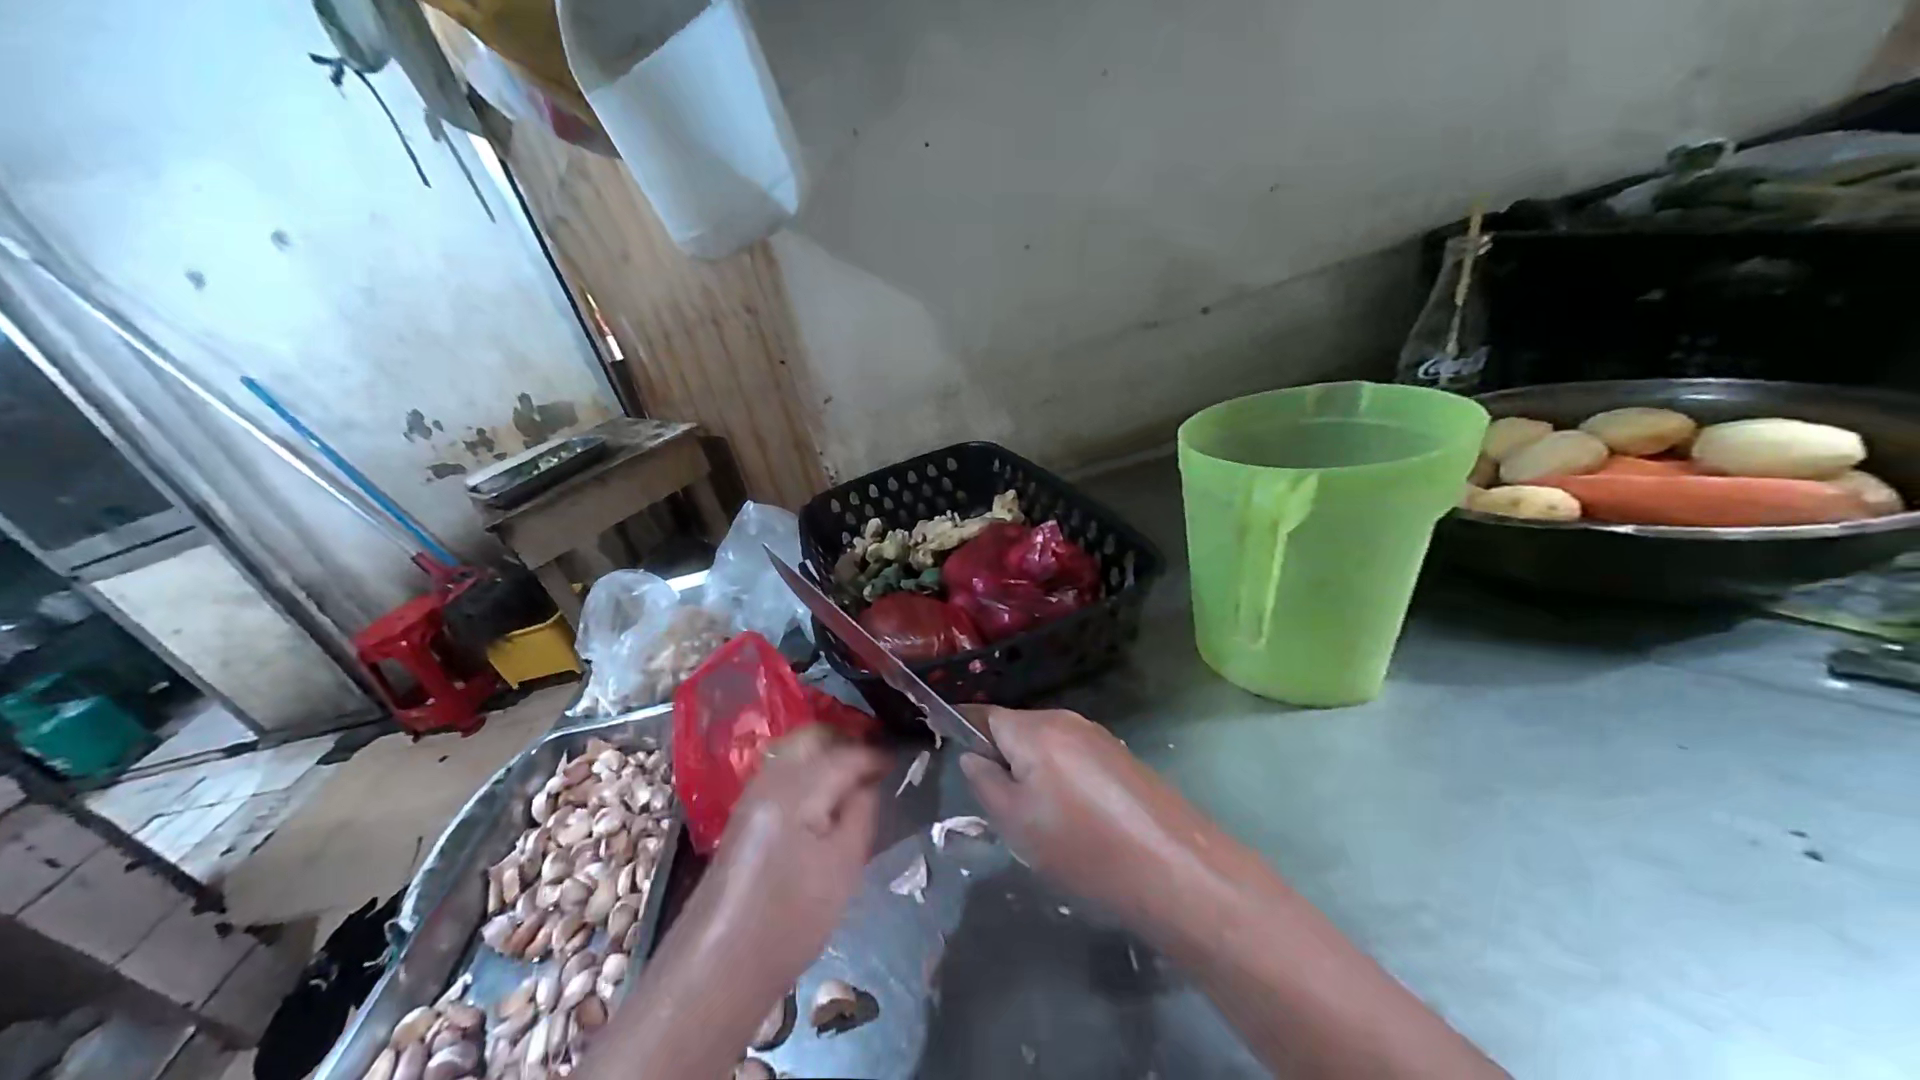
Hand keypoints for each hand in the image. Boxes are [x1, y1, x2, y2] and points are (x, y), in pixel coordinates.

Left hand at [690, 725, 888, 990]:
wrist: (719, 967)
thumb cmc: (792, 920)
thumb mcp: (844, 866)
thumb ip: (861, 811)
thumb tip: (870, 780)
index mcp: (796, 790)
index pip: (845, 754)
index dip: (877, 753)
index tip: (904, 757)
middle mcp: (769, 781)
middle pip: (812, 737)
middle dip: (848, 740)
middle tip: (879, 761)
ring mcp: (751, 796)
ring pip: (794, 751)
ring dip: (827, 753)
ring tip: (858, 776)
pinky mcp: (744, 815)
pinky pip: (783, 772)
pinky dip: (808, 770)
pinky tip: (826, 796)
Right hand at [958, 706, 1219, 928]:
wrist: (1173, 870)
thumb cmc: (1081, 847)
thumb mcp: (1015, 822)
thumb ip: (984, 781)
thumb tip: (972, 755)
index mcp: (1035, 729)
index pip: (982, 714)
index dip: (961, 732)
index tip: (950, 757)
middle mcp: (1067, 719)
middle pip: (1015, 728)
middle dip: (1001, 758)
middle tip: (1001, 807)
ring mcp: (1098, 736)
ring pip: (1045, 744)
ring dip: (1032, 771)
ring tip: (1041, 820)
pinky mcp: (1120, 756)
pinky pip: (1072, 757)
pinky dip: (1061, 778)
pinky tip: (1075, 819)